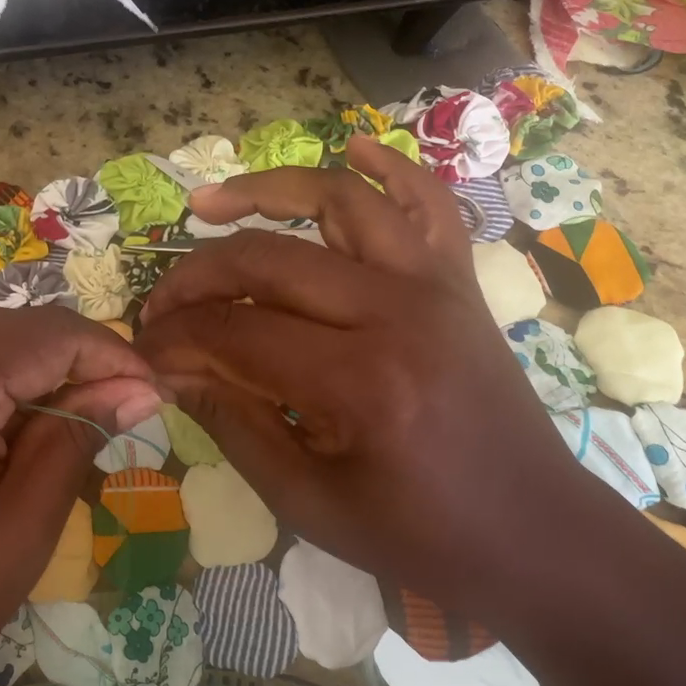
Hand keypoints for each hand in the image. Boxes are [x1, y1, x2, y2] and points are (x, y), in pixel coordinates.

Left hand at [0, 307, 158, 685]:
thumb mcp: (21, 527)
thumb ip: (75, 439)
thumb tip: (136, 388)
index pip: (49, 334)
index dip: (110, 355)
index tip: (156, 390)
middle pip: (13, 327)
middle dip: (73, 358)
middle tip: (121, 409)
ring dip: (32, 366)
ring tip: (73, 419)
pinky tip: (10, 421)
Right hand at [135, 137, 685, 685]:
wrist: (540, 539)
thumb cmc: (420, 535)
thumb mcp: (307, 502)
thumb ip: (230, 423)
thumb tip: (170, 368)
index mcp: (362, 384)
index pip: (236, 333)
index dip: (177, 337)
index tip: (144, 349)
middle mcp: (398, 315)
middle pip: (269, 260)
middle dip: (196, 277)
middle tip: (160, 305)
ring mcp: (436, 288)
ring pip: (341, 201)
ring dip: (266, 190)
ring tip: (209, 202)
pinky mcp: (458, 283)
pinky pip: (428, 204)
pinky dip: (390, 167)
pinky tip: (351, 146)